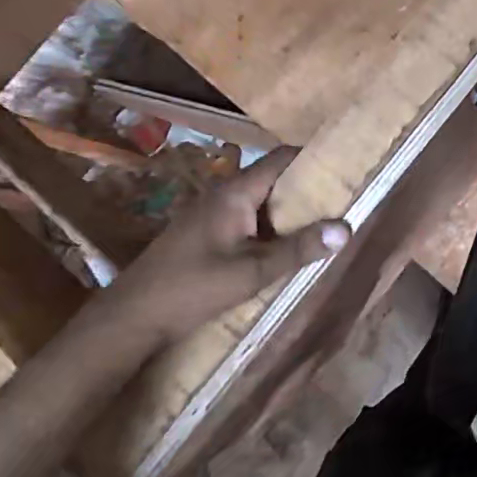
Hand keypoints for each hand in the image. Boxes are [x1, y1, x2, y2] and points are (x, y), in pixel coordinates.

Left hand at [99, 148, 350, 344]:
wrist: (129, 319)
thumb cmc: (191, 288)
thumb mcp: (252, 272)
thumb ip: (300, 249)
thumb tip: (347, 228)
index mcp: (235, 192)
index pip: (283, 158)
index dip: (315, 157)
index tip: (347, 166)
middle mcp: (224, 193)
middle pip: (276, 177)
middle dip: (310, 185)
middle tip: (347, 196)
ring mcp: (213, 213)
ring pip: (264, 199)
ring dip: (293, 207)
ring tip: (329, 217)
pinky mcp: (208, 232)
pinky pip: (251, 216)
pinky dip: (275, 223)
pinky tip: (292, 242)